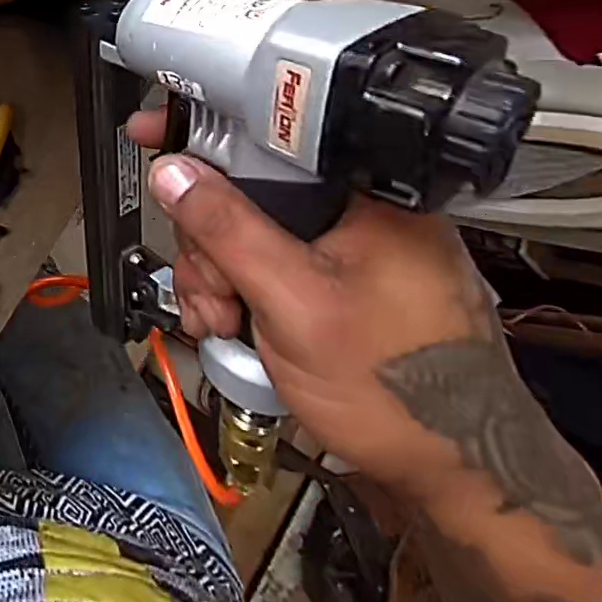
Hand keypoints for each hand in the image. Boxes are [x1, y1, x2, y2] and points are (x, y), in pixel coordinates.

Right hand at [129, 111, 515, 500]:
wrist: (452, 469)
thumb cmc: (401, 391)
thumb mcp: (295, 303)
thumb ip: (228, 232)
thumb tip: (173, 174)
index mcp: (365, 197)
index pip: (266, 140)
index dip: (200, 139)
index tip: (149, 131)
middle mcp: (352, 212)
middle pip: (237, 192)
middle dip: (208, 247)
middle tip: (217, 295)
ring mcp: (337, 246)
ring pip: (237, 231)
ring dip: (213, 277)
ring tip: (226, 321)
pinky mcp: (324, 275)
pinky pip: (254, 262)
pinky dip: (230, 291)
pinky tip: (233, 323)